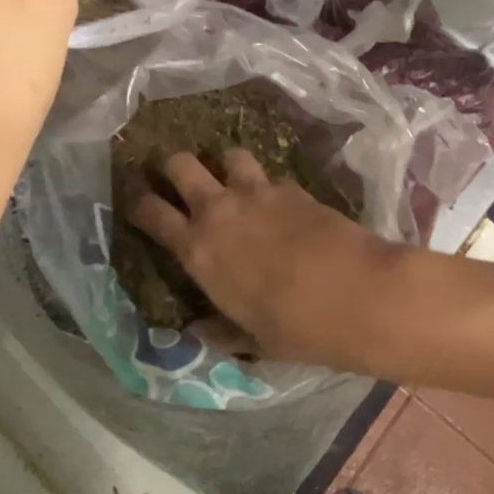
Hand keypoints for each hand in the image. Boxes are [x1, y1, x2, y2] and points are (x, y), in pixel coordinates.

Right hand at [126, 150, 397, 369]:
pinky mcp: (292, 188)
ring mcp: (256, 193)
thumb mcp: (251, 339)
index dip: (136, 202)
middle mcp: (217, 210)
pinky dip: (268, 186)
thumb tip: (198, 331)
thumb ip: (219, 329)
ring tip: (233, 180)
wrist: (359, 296)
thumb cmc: (297, 328)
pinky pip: (270, 176)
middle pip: (179, 164)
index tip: (134, 201)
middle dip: (173, 166)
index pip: (149, 212)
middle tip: (178, 179)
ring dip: (225, 165)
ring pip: (227, 154)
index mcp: (197, 249)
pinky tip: (280, 203)